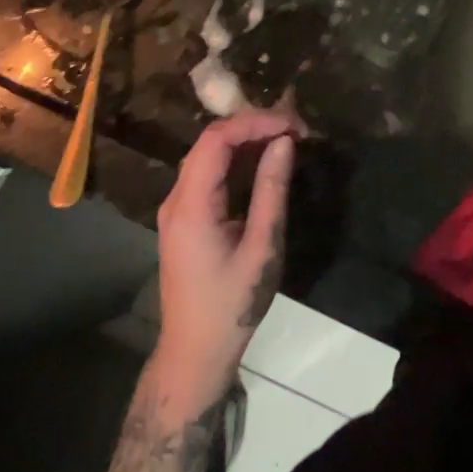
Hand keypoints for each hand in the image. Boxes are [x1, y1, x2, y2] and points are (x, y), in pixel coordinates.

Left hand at [152, 110, 297, 403]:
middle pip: (209, 142)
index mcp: (191, 206)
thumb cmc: (232, 303)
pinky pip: (208, 174)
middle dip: (253, 125)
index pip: (217, 140)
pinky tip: (264, 162)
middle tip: (296, 129)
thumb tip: (285, 143)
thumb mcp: (262, 247)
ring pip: (207, 155)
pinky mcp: (184, 218)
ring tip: (287, 139)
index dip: (256, 122)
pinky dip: (237, 160)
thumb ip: (272, 191)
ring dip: (246, 140)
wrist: (195, 349)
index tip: (294, 126)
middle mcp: (176, 200)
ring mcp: (176, 209)